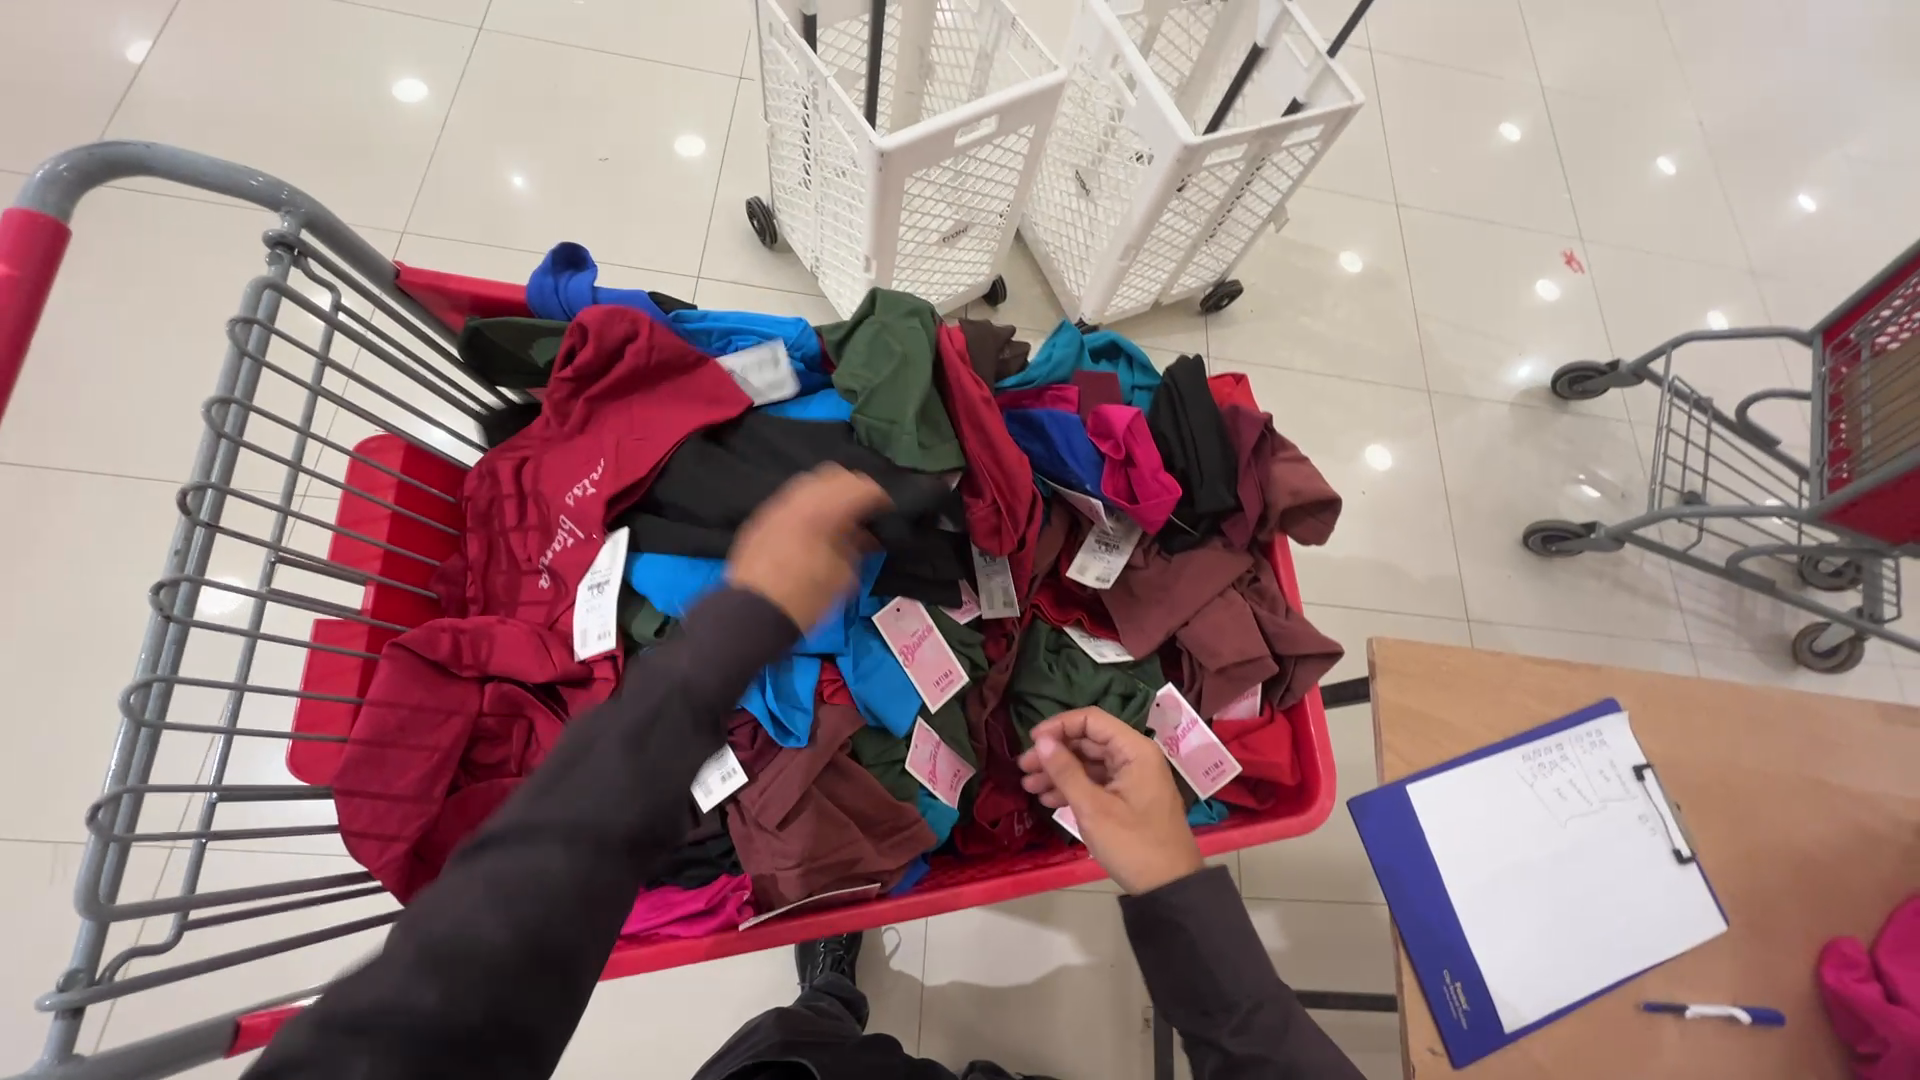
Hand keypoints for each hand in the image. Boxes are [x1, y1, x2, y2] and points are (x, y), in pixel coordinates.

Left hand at [726, 464, 891, 629]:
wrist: (750, 617)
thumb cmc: (805, 600)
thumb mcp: (843, 577)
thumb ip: (856, 547)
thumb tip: (864, 536)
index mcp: (824, 511)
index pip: (862, 487)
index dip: (881, 497)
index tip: (890, 512)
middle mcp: (798, 499)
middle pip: (834, 475)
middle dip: (854, 489)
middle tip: (866, 513)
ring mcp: (775, 507)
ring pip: (809, 483)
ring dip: (830, 495)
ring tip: (841, 520)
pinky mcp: (761, 519)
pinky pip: (791, 500)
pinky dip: (809, 506)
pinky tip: (814, 529)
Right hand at [1017, 707, 1202, 894]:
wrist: (1169, 888)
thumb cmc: (1133, 845)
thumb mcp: (1093, 808)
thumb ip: (1065, 771)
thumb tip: (1041, 741)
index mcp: (1134, 750)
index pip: (1091, 720)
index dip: (1059, 726)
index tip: (1032, 742)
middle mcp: (1135, 756)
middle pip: (1088, 741)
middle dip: (1054, 753)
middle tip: (1023, 769)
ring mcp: (1133, 777)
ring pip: (1089, 762)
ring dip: (1059, 772)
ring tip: (1029, 786)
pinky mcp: (1129, 796)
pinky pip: (1096, 781)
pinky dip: (1073, 787)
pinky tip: (1049, 800)